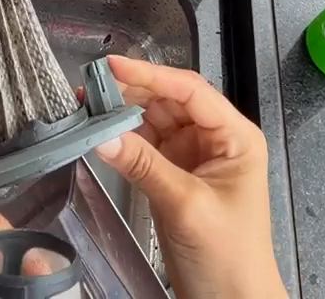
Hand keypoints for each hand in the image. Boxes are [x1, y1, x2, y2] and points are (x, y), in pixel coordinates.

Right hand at [95, 55, 285, 298]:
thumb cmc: (229, 259)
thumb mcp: (186, 206)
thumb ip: (144, 166)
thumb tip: (102, 134)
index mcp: (235, 135)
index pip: (190, 90)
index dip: (151, 74)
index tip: (114, 66)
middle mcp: (215, 138)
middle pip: (170, 100)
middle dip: (132, 91)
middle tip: (93, 85)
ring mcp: (194, 155)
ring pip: (155, 119)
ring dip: (124, 112)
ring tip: (90, 105)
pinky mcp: (175, 175)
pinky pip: (147, 145)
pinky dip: (124, 137)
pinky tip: (102, 131)